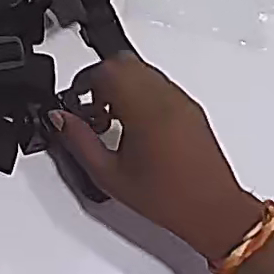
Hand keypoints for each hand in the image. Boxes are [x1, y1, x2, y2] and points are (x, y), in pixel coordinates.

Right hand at [49, 53, 262, 258]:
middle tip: (90, 107)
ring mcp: (181, 101)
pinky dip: (138, 94)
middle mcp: (166, 98)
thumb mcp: (108, 174)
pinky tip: (132, 125)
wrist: (213, 211)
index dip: (83, 82)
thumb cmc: (169, 198)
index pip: (107, 71)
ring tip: (110, 119)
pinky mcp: (190, 109)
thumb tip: (59, 118)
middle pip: (124, 62)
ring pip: (141, 70)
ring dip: (119, 86)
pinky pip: (158, 85)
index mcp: (145, 110)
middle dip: (100, 79)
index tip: (75, 100)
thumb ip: (78, 140)